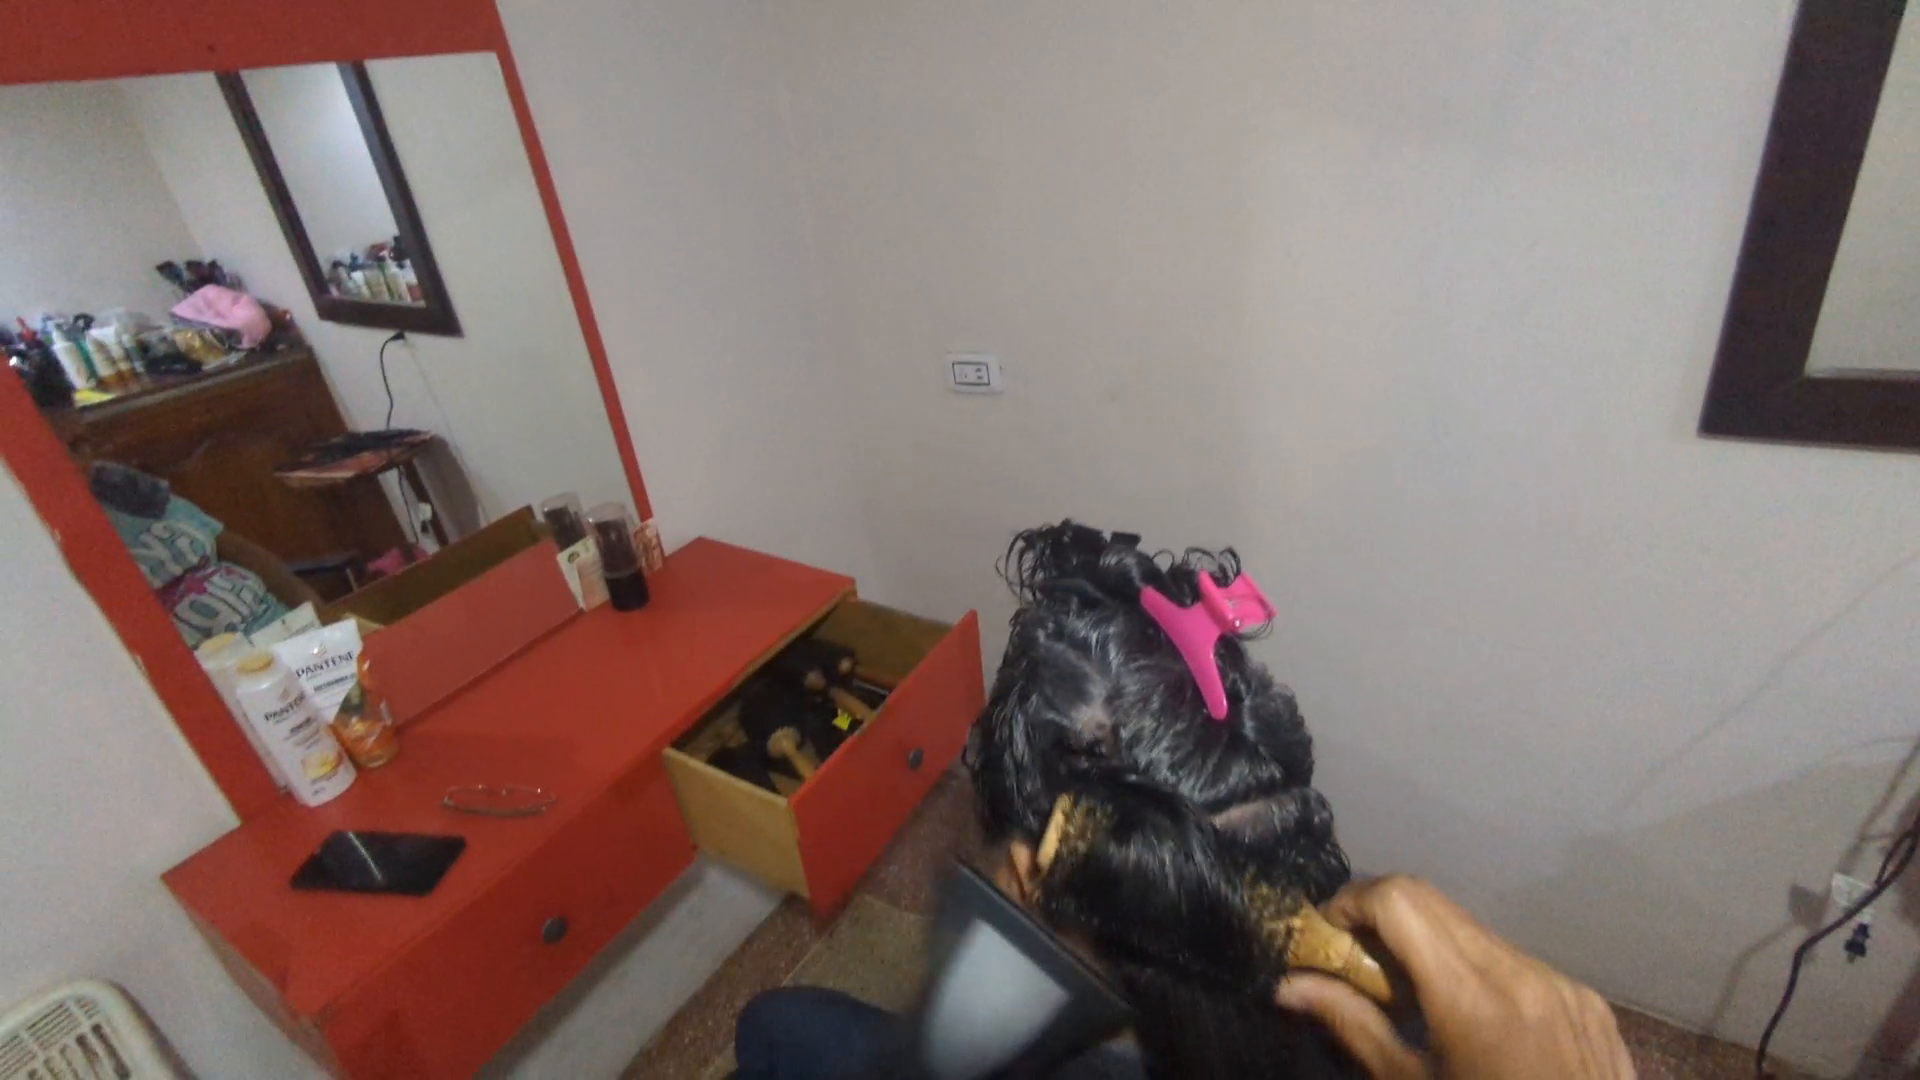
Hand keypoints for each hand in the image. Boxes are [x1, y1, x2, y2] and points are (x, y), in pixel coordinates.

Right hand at [1275, 876, 1633, 1078]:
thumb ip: (1351, 1025)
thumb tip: (1288, 985)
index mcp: (1474, 999)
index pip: (1398, 899)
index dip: (1352, 901)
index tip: (1331, 934)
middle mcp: (1520, 973)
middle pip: (1428, 898)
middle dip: (1379, 913)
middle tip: (1357, 954)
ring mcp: (1562, 985)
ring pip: (1467, 923)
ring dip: (1424, 937)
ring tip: (1411, 989)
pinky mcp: (1588, 1001)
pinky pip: (1510, 955)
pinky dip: (1470, 963)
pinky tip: (1470, 1014)